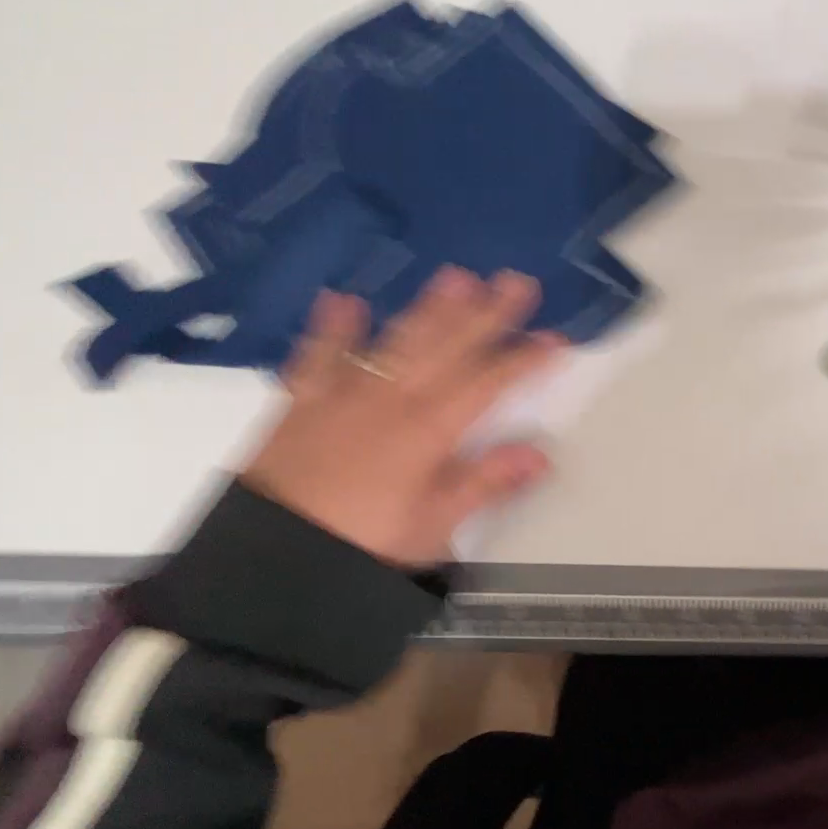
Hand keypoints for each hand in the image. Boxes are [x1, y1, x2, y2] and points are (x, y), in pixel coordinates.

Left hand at [241, 267, 565, 568]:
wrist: (271, 552)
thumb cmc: (364, 541)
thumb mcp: (434, 524)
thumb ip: (485, 484)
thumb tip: (540, 454)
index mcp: (429, 430)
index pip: (487, 385)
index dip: (523, 360)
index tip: (556, 337)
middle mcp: (391, 400)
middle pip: (447, 348)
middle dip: (486, 314)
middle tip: (516, 281)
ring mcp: (344, 395)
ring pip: (395, 342)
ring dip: (427, 308)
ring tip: (455, 276)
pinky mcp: (303, 402)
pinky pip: (319, 356)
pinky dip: (332, 328)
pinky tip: (344, 300)